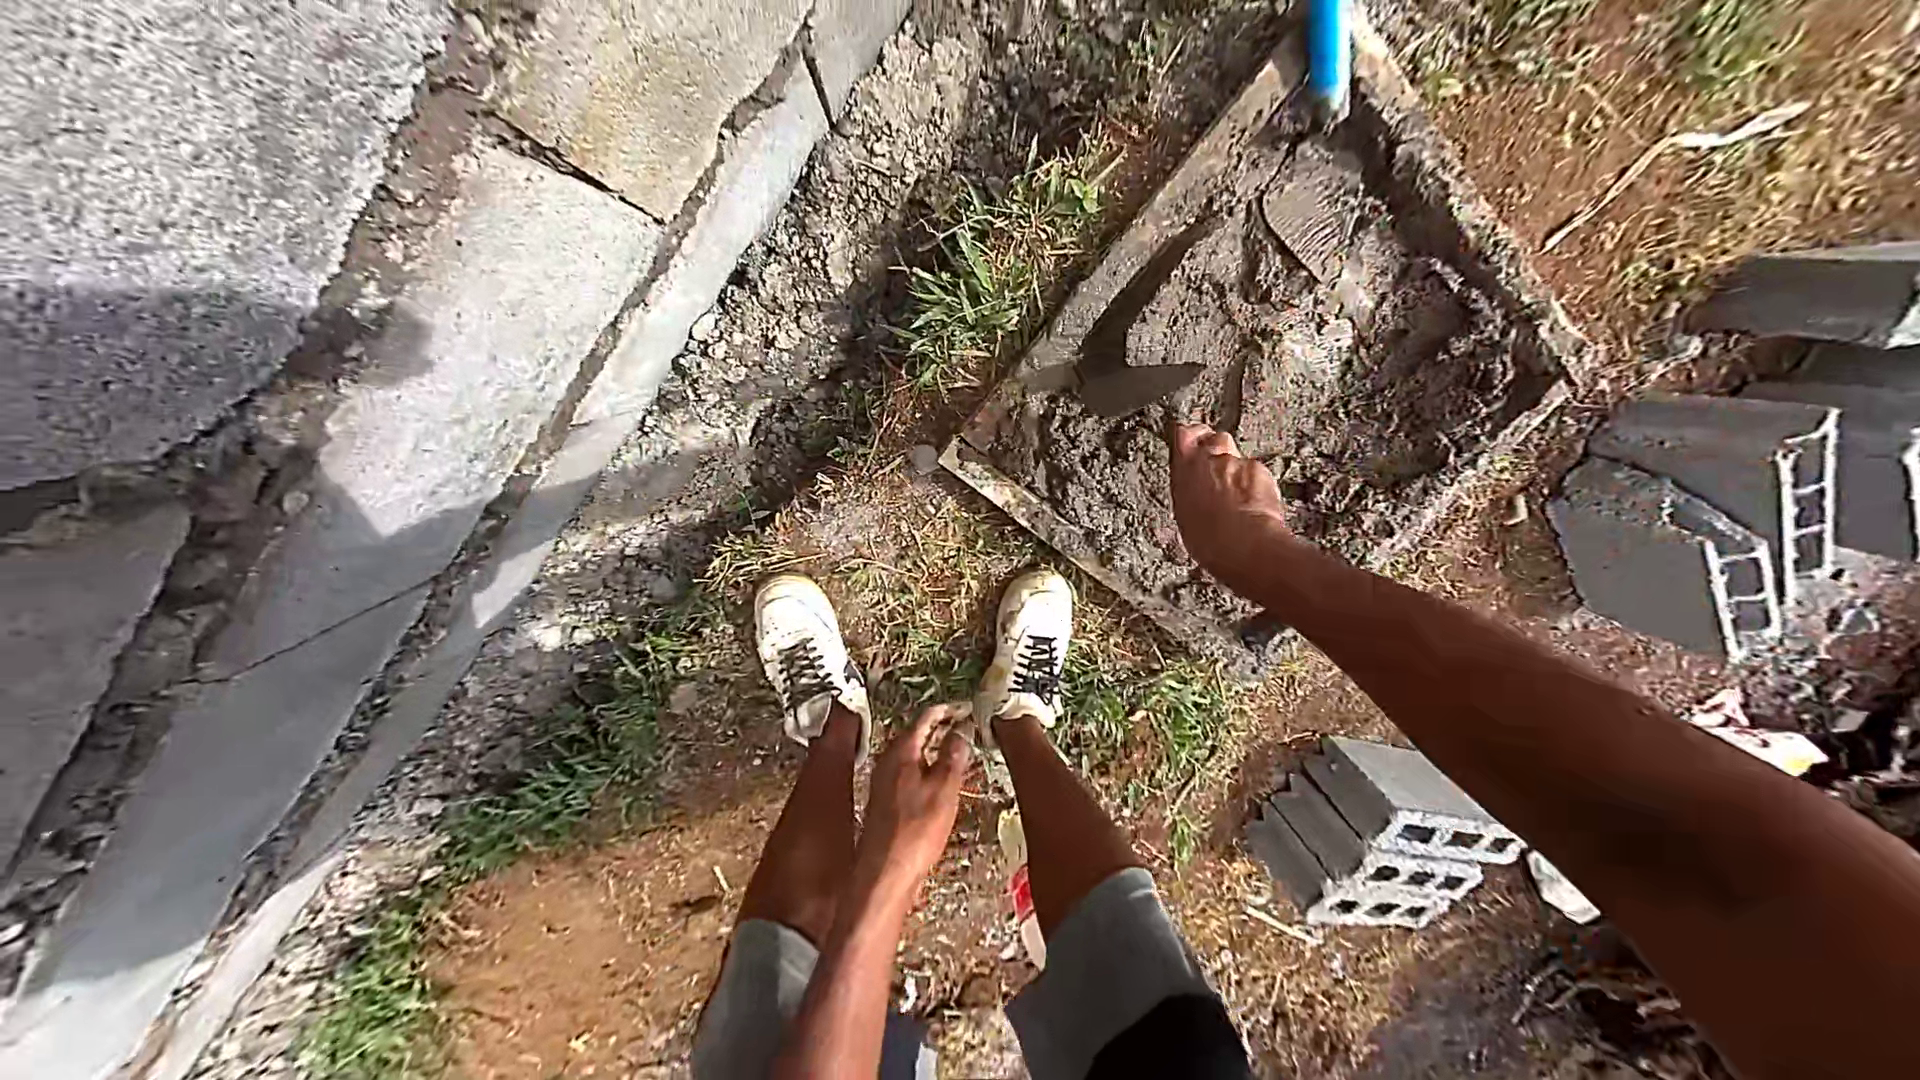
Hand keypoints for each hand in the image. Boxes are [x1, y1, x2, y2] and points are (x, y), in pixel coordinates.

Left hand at [858, 703, 972, 883]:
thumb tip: (961, 730)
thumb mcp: (944, 789)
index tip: (965, 709)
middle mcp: (887, 762)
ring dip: (934, 749)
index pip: (925, 718)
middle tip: (964, 726)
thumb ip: (953, 756)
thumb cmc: (915, 831)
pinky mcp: (886, 802)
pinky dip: (927, 768)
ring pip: (913, 754)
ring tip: (957, 750)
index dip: (947, 710)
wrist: (885, 874)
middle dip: (941, 727)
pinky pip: (909, 773)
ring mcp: (884, 782)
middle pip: (916, 734)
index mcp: (901, 752)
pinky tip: (939, 781)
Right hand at [1168, 422, 1296, 593]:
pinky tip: (1254, 503)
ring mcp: (1236, 463)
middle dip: (1217, 451)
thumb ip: (1189, 495)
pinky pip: (1257, 470)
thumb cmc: (1210, 539)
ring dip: (1238, 470)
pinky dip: (1256, 483)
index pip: (1182, 434)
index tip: (1191, 437)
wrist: (1242, 544)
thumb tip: (1194, 500)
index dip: (1189, 434)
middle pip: (1214, 439)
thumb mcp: (1185, 518)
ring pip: (1238, 456)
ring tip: (1237, 495)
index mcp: (1183, 471)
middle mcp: (1208, 460)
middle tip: (1218, 473)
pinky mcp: (1259, 470)